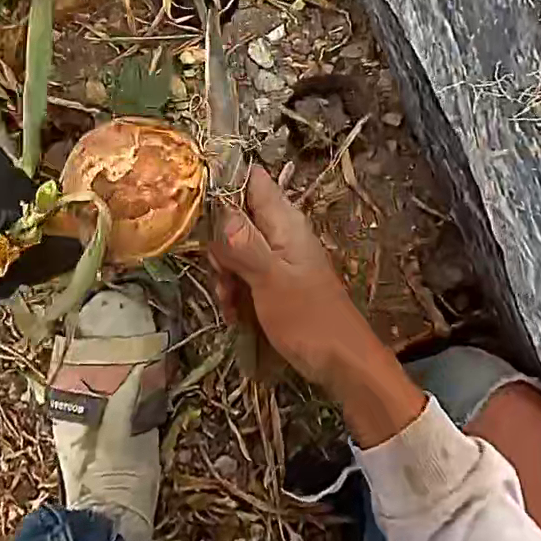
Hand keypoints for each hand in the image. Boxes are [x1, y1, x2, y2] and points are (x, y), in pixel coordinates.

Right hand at [209, 167, 424, 444]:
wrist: (344, 363)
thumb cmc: (309, 320)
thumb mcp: (270, 281)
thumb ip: (243, 243)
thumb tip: (217, 208)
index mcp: (283, 220)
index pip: (249, 178)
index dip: (221, 183)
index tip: (196, 208)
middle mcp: (280, 229)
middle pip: (235, 215)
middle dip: (218, 242)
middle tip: (221, 274)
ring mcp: (278, 254)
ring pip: (235, 246)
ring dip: (225, 272)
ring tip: (229, 300)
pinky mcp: (276, 277)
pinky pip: (245, 270)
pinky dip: (235, 288)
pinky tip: (234, 312)